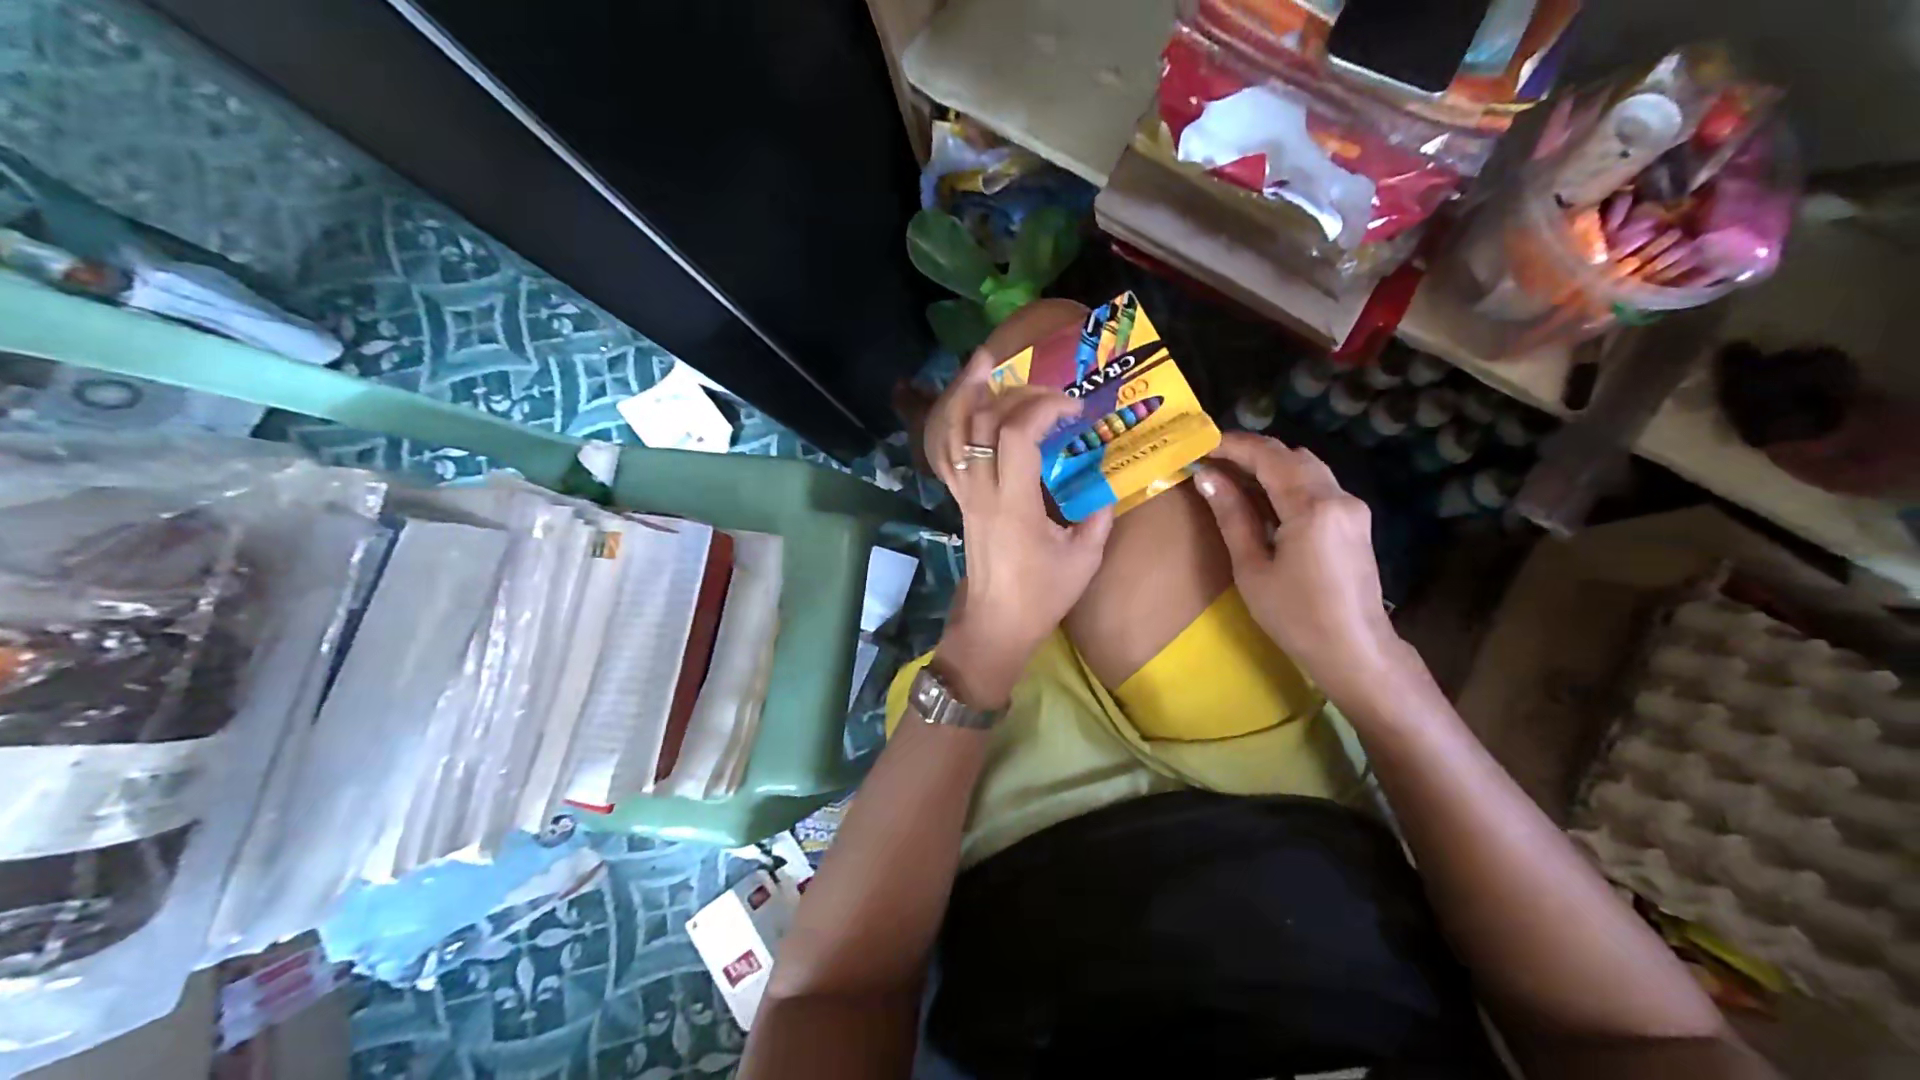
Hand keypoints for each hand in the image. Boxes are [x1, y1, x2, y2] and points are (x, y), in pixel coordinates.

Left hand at [925, 346, 1113, 706]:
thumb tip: (1104, 484)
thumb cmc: (1042, 596)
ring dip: (968, 394)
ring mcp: (966, 495)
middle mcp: (982, 492)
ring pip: (955, 433)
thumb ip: (1098, 515)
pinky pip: (949, 454)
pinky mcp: (961, 501)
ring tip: (983, 362)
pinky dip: (955, 423)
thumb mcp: (1085, 558)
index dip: (1044, 408)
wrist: (996, 624)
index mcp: (1015, 504)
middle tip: (1047, 387)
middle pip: (983, 423)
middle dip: (1015, 394)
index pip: (1017, 435)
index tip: (1074, 409)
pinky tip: (967, 404)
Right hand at [1193, 433, 1400, 698]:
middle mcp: (1338, 497)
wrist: (1354, 650)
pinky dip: (1287, 482)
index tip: (1202, 444)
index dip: (1234, 445)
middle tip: (1213, 460)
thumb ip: (1231, 516)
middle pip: (1292, 455)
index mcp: (1311, 507)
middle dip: (1252, 451)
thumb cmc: (1295, 615)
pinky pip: (1317, 486)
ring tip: (1232, 477)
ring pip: (1307, 467)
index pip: (1270, 456)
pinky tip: (1263, 499)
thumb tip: (1206, 477)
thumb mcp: (1252, 568)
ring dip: (1270, 465)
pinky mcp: (1355, 521)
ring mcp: (1352, 508)